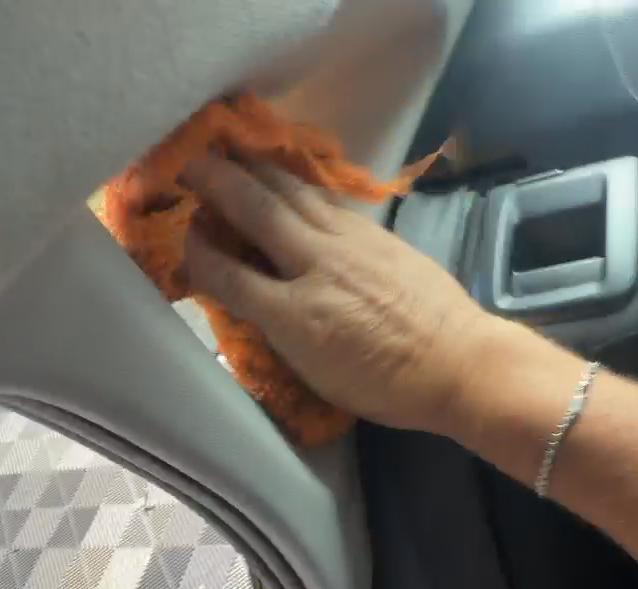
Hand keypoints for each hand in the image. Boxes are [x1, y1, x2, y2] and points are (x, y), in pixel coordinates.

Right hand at [179, 156, 499, 435]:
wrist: (459, 363)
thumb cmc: (390, 388)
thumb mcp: (321, 378)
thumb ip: (282, 336)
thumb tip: (255, 302)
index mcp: (297, 317)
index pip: (226, 274)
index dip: (194, 254)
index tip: (177, 239)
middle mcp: (317, 266)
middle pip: (253, 209)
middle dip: (211, 180)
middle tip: (183, 161)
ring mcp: (350, 242)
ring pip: (291, 191)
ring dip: (254, 167)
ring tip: (228, 152)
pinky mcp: (376, 233)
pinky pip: (326, 198)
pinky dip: (297, 184)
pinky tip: (288, 178)